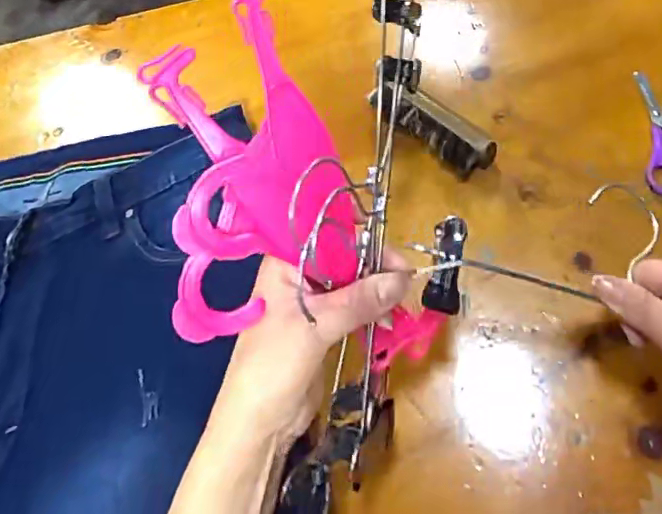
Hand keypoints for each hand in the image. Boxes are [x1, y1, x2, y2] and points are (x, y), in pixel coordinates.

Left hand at [210, 252, 414, 442]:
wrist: (255, 427)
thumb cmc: (272, 366)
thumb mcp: (317, 327)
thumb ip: (359, 300)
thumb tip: (402, 279)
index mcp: (285, 261)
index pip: (328, 234)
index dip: (361, 238)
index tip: (392, 253)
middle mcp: (298, 273)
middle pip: (344, 256)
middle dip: (375, 267)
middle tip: (405, 282)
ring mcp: (310, 299)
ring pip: (352, 281)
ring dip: (377, 291)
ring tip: (399, 307)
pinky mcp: (322, 324)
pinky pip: (353, 306)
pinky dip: (371, 310)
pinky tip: (387, 322)